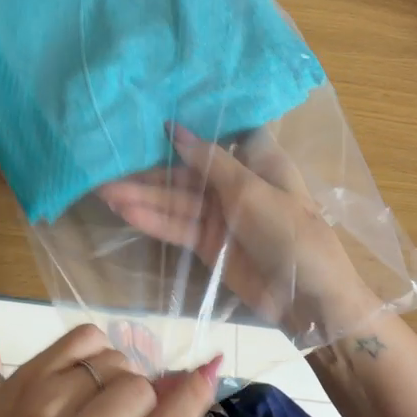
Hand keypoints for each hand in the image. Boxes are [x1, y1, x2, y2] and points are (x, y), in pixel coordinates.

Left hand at [0, 324, 220, 416]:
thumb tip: (193, 379)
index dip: (193, 398)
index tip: (212, 371)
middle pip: (141, 389)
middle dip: (142, 393)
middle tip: (117, 414)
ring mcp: (43, 405)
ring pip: (116, 360)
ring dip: (117, 372)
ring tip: (93, 398)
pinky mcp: (26, 373)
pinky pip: (87, 336)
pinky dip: (96, 347)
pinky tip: (82, 371)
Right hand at [97, 124, 374, 335]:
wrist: (313, 303)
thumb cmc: (292, 235)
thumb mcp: (252, 192)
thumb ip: (209, 161)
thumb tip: (173, 128)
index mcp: (257, 161)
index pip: (219, 133)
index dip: (188, 124)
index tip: (150, 113)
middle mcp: (235, 183)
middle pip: (186, 171)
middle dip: (150, 170)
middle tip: (107, 164)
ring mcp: (220, 215)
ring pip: (175, 200)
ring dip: (142, 196)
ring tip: (103, 190)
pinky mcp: (208, 243)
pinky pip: (176, 226)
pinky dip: (151, 220)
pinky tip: (123, 212)